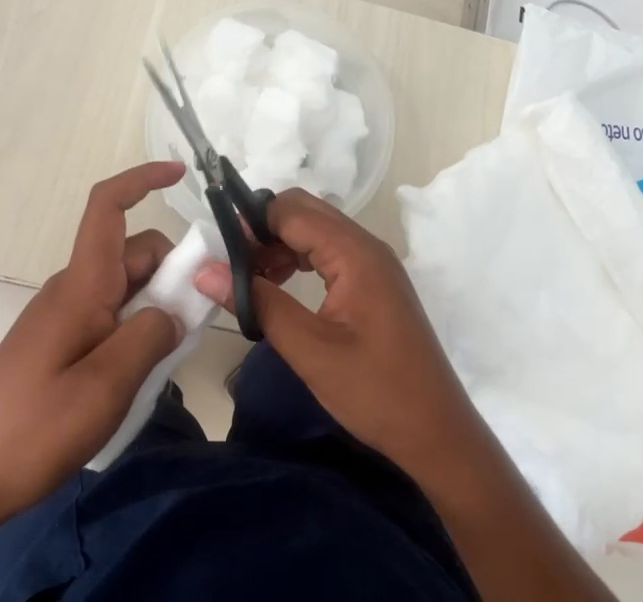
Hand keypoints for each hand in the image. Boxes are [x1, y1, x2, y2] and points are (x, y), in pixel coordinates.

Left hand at [0, 163, 187, 601]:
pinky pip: (111, 321)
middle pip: (132, 254)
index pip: (106, 209)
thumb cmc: (34, 430)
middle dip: (173, 271)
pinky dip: (138, 332)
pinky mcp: (58, 350)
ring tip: (173, 359)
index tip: (182, 175)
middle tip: (202, 318)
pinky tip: (144, 377)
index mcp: (80, 287)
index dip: (142, 180)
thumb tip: (175, 309)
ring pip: (126, 291)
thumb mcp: (106, 386)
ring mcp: (62, 321)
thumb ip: (150, 336)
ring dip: (158, 307)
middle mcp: (71, 293)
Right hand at [196, 191, 615, 601]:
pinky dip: (299, 260)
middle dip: (263, 229)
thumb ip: (259, 303)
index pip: (292, 210)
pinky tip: (279, 289)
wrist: (436, 433)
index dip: (251, 221)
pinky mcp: (375, 284)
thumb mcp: (309, 350)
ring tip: (249, 281)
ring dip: (279, 245)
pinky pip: (330, 253)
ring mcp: (375, 265)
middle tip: (230, 265)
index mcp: (356, 253)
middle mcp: (367, 247)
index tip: (216, 249)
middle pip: (305, 212)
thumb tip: (205, 271)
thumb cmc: (375, 392)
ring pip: (316, 232)